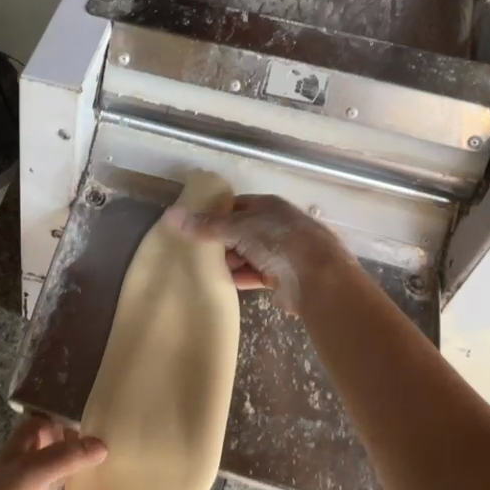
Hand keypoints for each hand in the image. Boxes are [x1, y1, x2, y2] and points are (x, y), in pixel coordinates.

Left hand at [0, 415, 107, 489]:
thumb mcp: (28, 474)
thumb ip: (63, 459)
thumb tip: (103, 445)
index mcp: (21, 443)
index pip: (48, 420)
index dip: (68, 415)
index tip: (101, 413)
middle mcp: (29, 459)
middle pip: (57, 440)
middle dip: (80, 436)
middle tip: (118, 433)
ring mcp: (35, 483)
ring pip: (63, 464)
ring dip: (82, 460)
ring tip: (117, 454)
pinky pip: (63, 489)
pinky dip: (79, 484)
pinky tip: (100, 483)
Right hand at [169, 193, 356, 312]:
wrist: (317, 277)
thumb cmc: (277, 241)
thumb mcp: (237, 228)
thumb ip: (206, 225)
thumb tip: (171, 216)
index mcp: (268, 207)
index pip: (236, 206)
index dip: (215, 214)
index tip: (193, 224)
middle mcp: (275, 227)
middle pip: (240, 231)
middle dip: (219, 241)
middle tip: (193, 250)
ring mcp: (280, 253)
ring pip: (246, 254)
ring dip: (228, 261)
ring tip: (201, 268)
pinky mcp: (281, 278)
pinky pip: (253, 275)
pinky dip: (238, 278)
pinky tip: (218, 283)